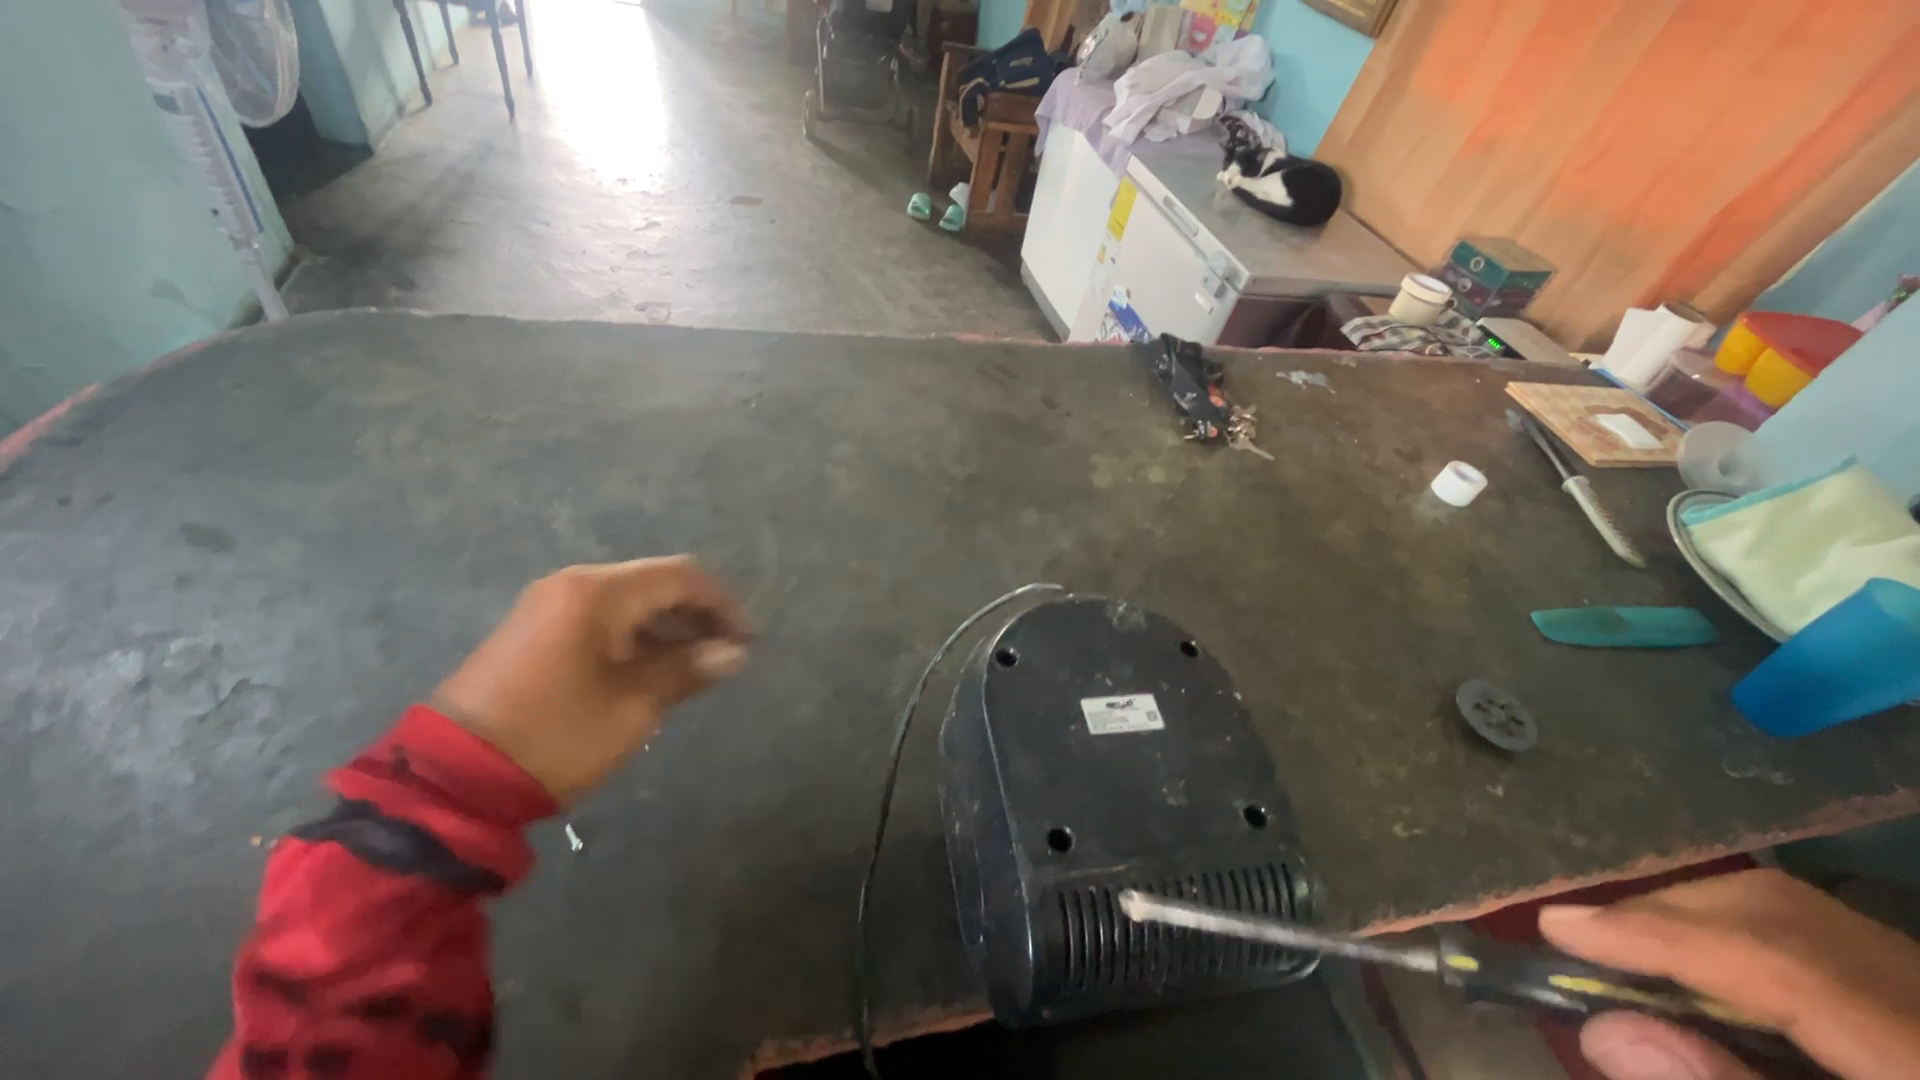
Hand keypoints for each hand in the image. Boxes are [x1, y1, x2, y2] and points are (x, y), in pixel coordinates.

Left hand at [432, 557, 750, 804]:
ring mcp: (547, 605)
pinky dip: (634, 636)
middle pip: (654, 583)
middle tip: (725, 656)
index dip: (722, 605)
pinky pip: (600, 618)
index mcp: (598, 594)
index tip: (747, 642)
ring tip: (694, 668)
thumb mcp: (633, 707)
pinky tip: (650, 670)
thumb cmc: (557, 736)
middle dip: (696, 615)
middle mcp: (572, 585)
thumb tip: (733, 653)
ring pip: (628, 602)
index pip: (681, 577)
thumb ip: (687, 671)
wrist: (454, 777)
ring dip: (667, 628)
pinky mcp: (533, 630)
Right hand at [1538, 868, 1919, 1079]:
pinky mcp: (1911, 989)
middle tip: (1580, 942)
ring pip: (1797, 912)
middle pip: (1784, 916)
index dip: (1662, 937)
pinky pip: (1816, 933)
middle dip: (1665, 917)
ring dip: (1692, 920)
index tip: (1560, 930)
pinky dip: (1734, 937)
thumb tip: (1603, 1028)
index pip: (1784, 963)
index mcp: (1916, 1050)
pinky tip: (1693, 970)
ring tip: (1623, 953)